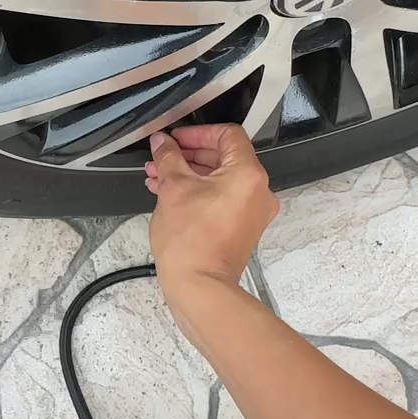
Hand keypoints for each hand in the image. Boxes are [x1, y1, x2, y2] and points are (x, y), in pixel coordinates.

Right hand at [144, 124, 278, 294]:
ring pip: (220, 179)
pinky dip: (199, 192)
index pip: (228, 135)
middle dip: (188, 155)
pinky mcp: (241, 227)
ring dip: (189, 174)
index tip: (177, 139)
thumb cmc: (192, 244)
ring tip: (160, 177)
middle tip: (164, 157)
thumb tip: (163, 143)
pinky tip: (171, 194)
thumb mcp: (173, 188)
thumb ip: (168, 158)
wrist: (199, 286)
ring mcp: (252, 212)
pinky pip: (221, 198)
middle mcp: (258, 191)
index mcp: (248, 174)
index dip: (198, 133)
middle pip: (224, 157)